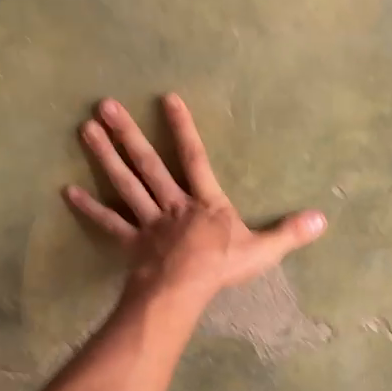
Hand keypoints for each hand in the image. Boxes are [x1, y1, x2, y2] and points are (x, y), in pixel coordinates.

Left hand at [64, 95, 325, 310]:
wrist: (183, 290)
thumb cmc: (222, 268)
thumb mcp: (263, 250)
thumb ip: (289, 233)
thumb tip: (323, 218)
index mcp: (205, 203)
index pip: (194, 158)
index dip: (183, 129)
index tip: (166, 99)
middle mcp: (174, 204)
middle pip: (149, 165)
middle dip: (128, 134)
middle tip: (104, 105)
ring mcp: (150, 223)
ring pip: (126, 185)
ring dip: (106, 157)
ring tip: (86, 130)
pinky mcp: (133, 244)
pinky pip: (110, 225)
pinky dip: (91, 209)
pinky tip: (69, 192)